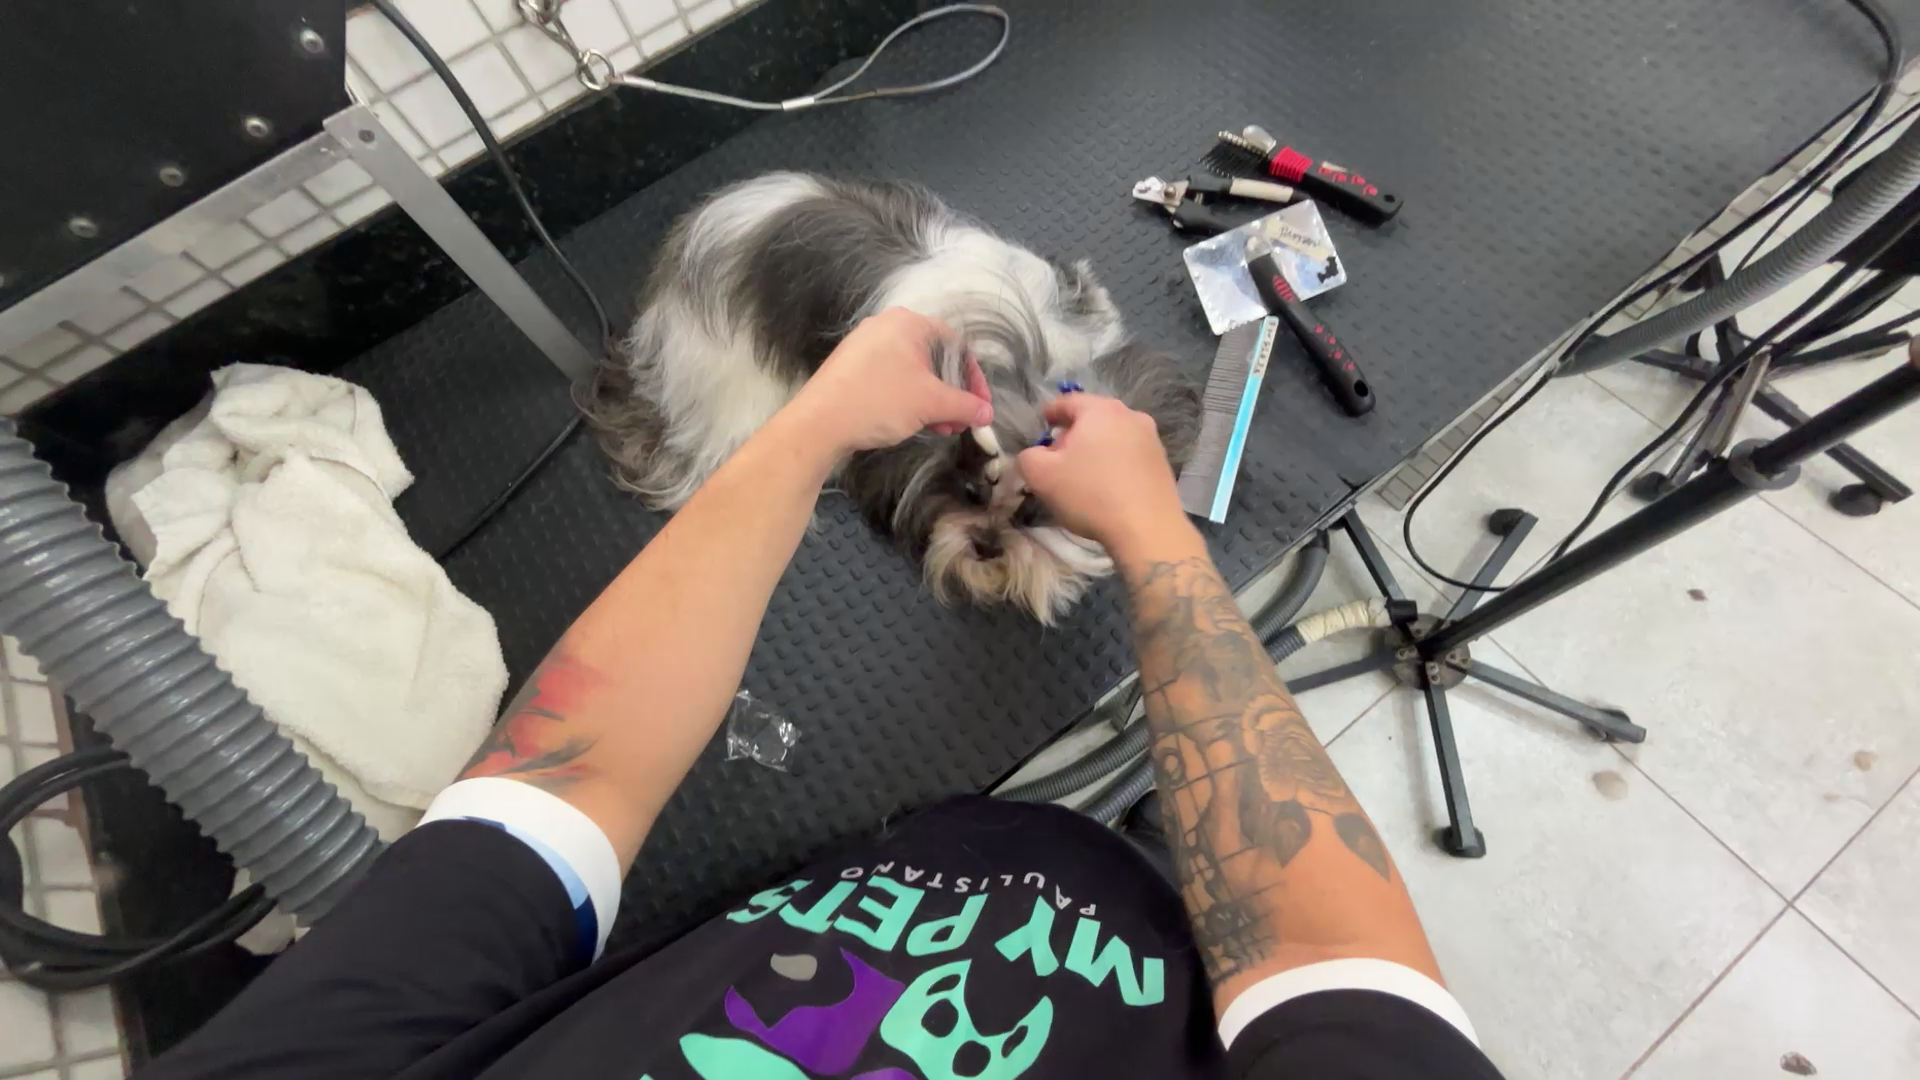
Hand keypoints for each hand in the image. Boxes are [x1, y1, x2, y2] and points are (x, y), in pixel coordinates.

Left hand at [786, 308, 993, 455]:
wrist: (819, 423)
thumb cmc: (879, 401)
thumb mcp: (930, 403)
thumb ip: (965, 405)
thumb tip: (987, 413)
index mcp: (908, 323)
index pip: (956, 345)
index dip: (974, 378)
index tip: (981, 407)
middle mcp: (887, 326)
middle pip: (935, 358)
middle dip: (953, 394)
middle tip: (961, 421)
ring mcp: (867, 346)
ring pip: (914, 371)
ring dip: (933, 401)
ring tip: (941, 428)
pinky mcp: (853, 368)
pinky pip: (893, 378)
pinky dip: (910, 399)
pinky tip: (915, 423)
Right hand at [1016, 393, 1189, 554]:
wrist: (1147, 529)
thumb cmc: (1090, 494)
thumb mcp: (1042, 476)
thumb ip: (1028, 458)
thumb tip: (1033, 454)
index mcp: (1100, 410)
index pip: (1069, 401)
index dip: (1051, 412)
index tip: (1042, 424)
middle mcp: (1130, 416)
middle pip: (1093, 417)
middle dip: (1073, 433)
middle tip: (1058, 454)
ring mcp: (1151, 439)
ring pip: (1113, 435)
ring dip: (1095, 448)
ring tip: (1082, 472)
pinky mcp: (1162, 463)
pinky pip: (1129, 454)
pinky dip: (1114, 462)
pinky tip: (1106, 485)